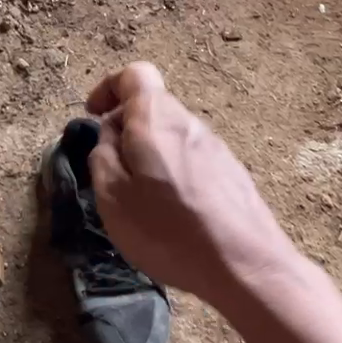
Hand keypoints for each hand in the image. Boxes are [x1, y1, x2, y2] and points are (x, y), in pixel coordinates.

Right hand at [86, 62, 297, 303]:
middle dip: (127, 130)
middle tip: (113, 171)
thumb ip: (102, 154)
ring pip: (172, 136)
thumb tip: (110, 134)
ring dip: (152, 156)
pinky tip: (176, 217)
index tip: (94, 116)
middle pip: (152, 108)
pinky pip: (192, 161)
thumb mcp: (111, 194)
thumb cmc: (168, 228)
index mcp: (155, 117)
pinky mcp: (233, 175)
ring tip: (144, 201)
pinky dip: (175, 175)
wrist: (247, 268)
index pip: (134, 74)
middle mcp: (188, 122)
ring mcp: (216, 148)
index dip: (108, 88)